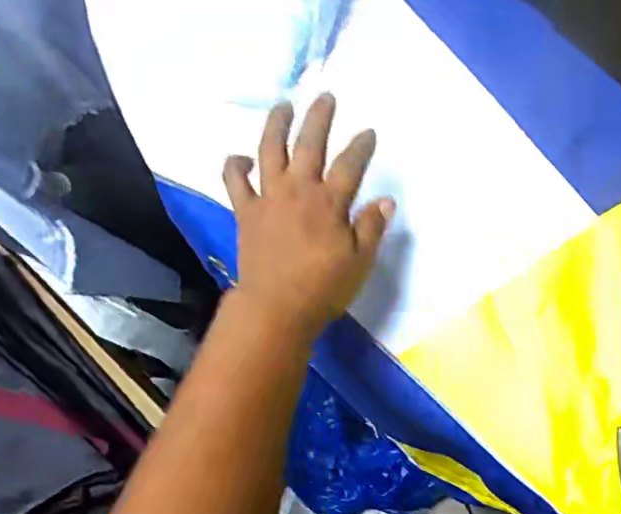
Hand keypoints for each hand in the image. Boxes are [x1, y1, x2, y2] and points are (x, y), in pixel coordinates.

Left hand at [223, 93, 393, 336]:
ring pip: (270, 149)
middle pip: (309, 144)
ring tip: (283, 106)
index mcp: (329, 203)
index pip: (349, 165)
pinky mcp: (246, 211)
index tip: (369, 132)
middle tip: (326, 98)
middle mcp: (298, 190)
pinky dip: (236, 164)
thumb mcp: (359, 264)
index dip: (361, 147)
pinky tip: (243, 157)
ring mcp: (268, 197)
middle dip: (319, 118)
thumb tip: (385, 201)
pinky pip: (235, 179)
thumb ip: (371, 229)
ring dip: (277, 123)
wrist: (277, 308)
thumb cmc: (324, 289)